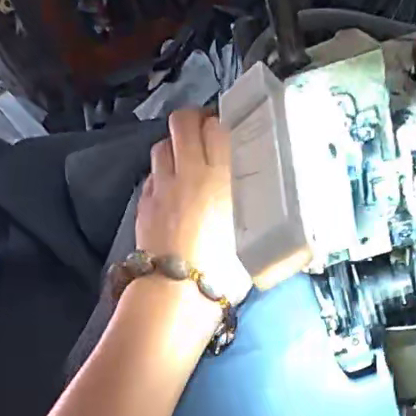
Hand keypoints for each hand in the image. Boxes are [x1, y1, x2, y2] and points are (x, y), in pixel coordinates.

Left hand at [137, 109, 250, 303]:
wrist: (178, 294)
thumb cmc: (225, 272)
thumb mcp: (255, 242)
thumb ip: (257, 215)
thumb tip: (272, 214)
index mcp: (221, 177)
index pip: (216, 127)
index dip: (221, 123)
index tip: (228, 132)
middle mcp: (188, 173)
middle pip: (182, 123)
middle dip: (192, 121)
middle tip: (205, 134)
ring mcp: (161, 187)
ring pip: (161, 146)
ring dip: (174, 148)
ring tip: (186, 163)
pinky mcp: (143, 205)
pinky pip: (152, 176)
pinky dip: (161, 176)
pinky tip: (171, 193)